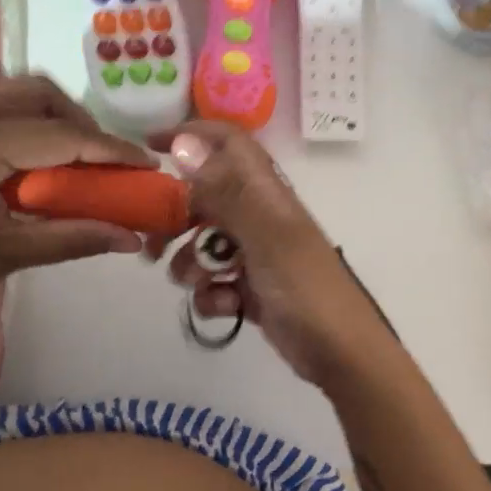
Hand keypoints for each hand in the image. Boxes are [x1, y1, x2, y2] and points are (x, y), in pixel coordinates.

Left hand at [0, 76, 150, 343]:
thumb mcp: (9, 253)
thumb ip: (75, 237)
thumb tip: (134, 239)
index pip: (59, 134)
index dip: (110, 148)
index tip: (149, 163)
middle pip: (33, 92)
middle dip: (79, 122)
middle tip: (104, 163)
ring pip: (3, 95)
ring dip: (45, 121)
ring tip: (67, 166)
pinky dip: (12, 127)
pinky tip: (21, 169)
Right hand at [148, 122, 395, 386]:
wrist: (340, 354)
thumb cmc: (307, 290)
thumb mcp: (266, 236)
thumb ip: (226, 191)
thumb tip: (184, 143)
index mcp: (268, 196)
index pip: (229, 146)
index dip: (193, 136)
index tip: (151, 146)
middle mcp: (261, 219)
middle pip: (206, 199)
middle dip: (175, 218)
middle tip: (151, 242)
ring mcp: (257, 257)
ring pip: (205, 245)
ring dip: (190, 263)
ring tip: (193, 282)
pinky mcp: (253, 292)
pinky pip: (217, 284)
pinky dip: (212, 295)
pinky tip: (224, 308)